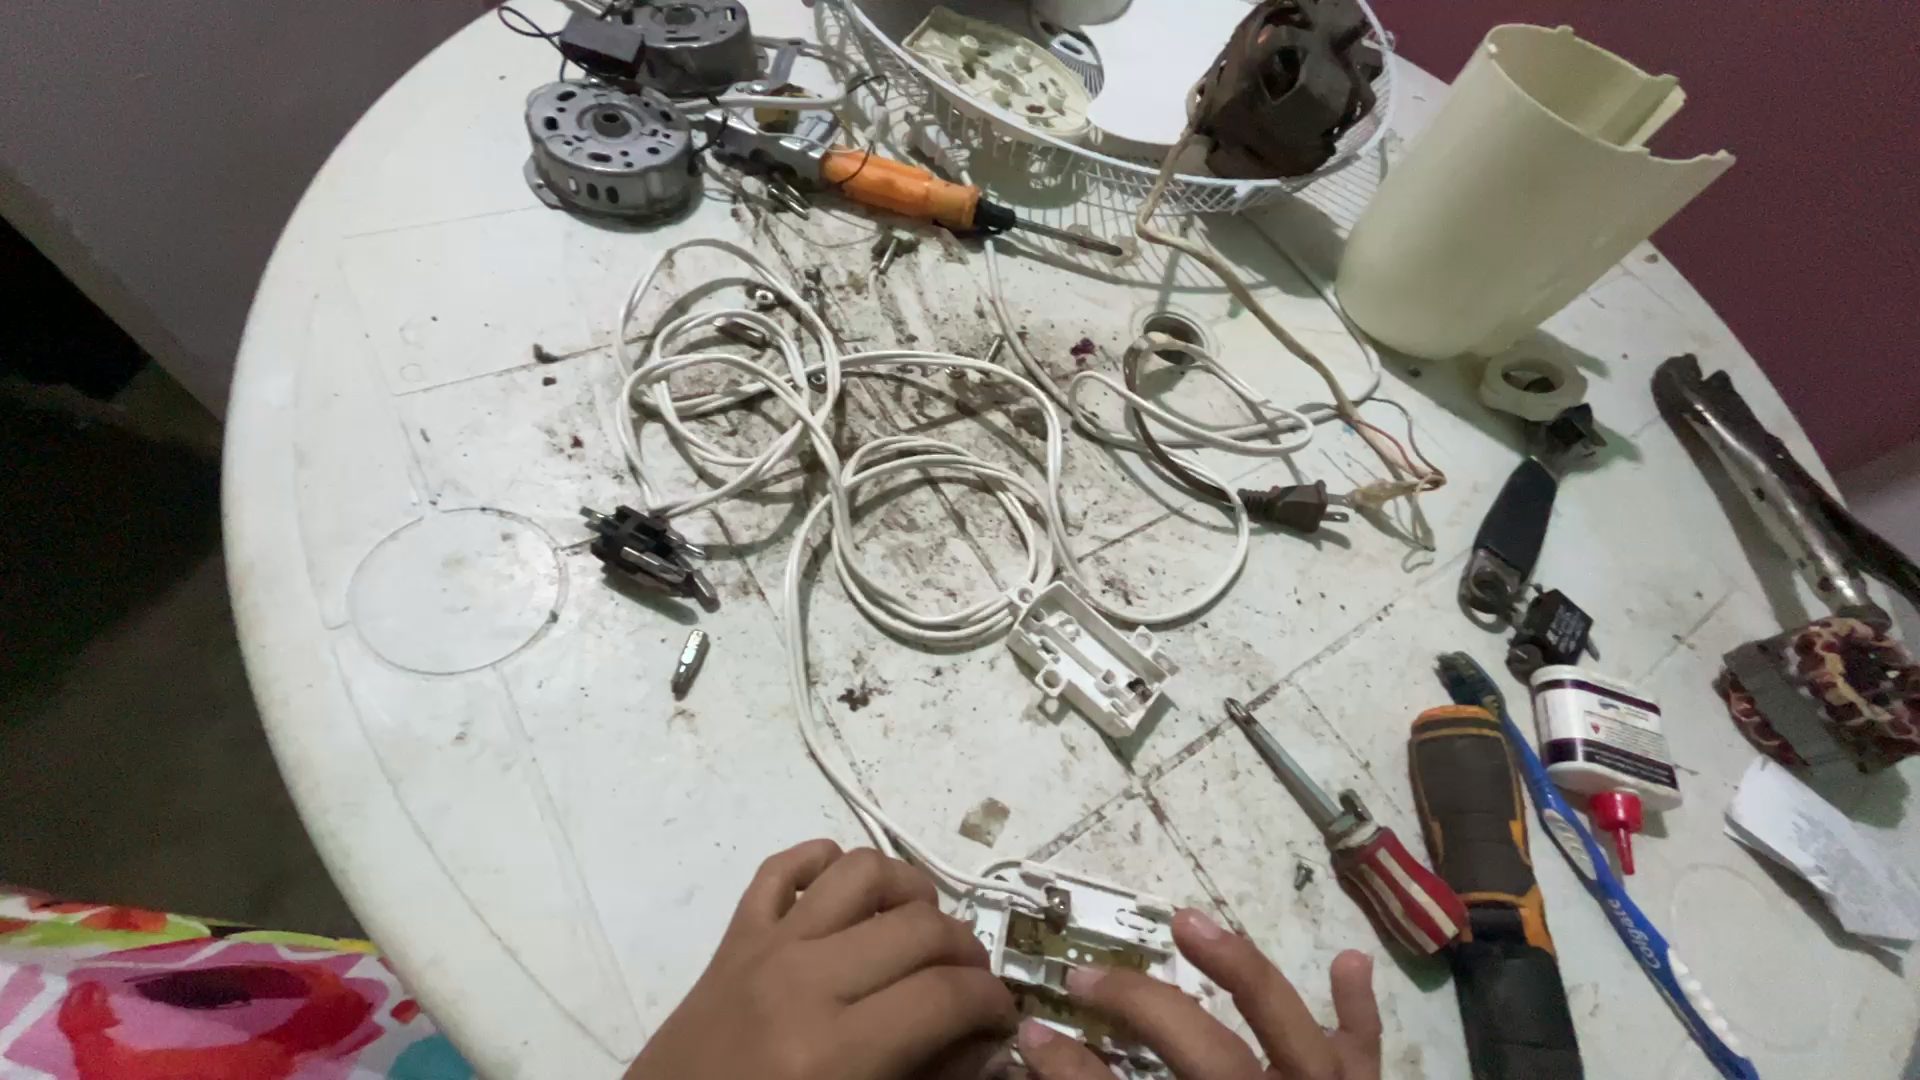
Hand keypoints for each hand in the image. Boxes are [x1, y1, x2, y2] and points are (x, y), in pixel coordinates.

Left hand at [624, 840, 1017, 1079]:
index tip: (1002, 1014)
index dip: (990, 1000)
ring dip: (905, 887)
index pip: (943, 996)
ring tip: (918, 924)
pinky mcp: (733, 934)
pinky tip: (844, 893)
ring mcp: (764, 946)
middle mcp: (802, 981)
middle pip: (915, 926)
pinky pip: (783, 867)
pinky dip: (820, 861)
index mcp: (831, 1053)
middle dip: (964, 947)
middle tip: (971, 978)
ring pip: (857, 870)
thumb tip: (988, 1044)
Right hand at [1016, 909, 1380, 1079]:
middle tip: (1083, 977)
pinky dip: (1358, 1012)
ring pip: (1294, 1042)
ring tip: (1187, 921)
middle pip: (1209, 1058)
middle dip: (1140, 1006)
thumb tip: (1050, 1067)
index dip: (1073, 1069)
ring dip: (1241, 972)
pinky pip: (1366, 1062)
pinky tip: (1347, 958)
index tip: (1032, 1033)